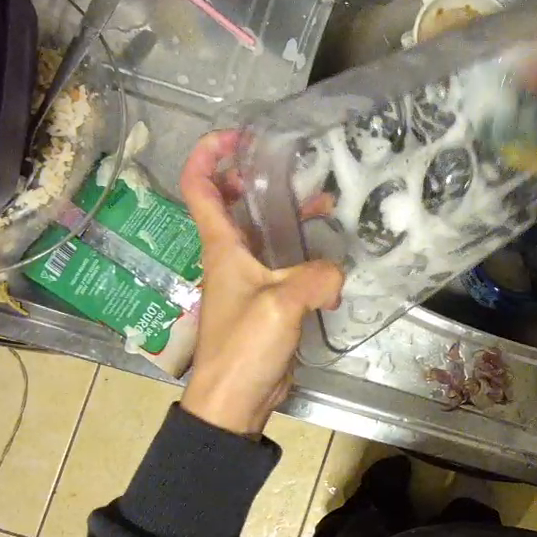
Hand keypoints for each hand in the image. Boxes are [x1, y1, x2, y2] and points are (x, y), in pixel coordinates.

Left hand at [177, 131, 343, 437]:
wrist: (235, 400)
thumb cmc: (244, 347)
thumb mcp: (282, 305)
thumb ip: (316, 278)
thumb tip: (338, 273)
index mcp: (221, 246)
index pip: (198, 186)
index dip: (210, 153)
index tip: (239, 136)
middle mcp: (231, 256)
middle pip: (232, 203)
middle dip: (256, 179)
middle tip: (292, 168)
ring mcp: (248, 279)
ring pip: (263, 234)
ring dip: (287, 216)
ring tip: (324, 205)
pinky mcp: (267, 302)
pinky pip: (284, 265)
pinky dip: (304, 253)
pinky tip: (331, 259)